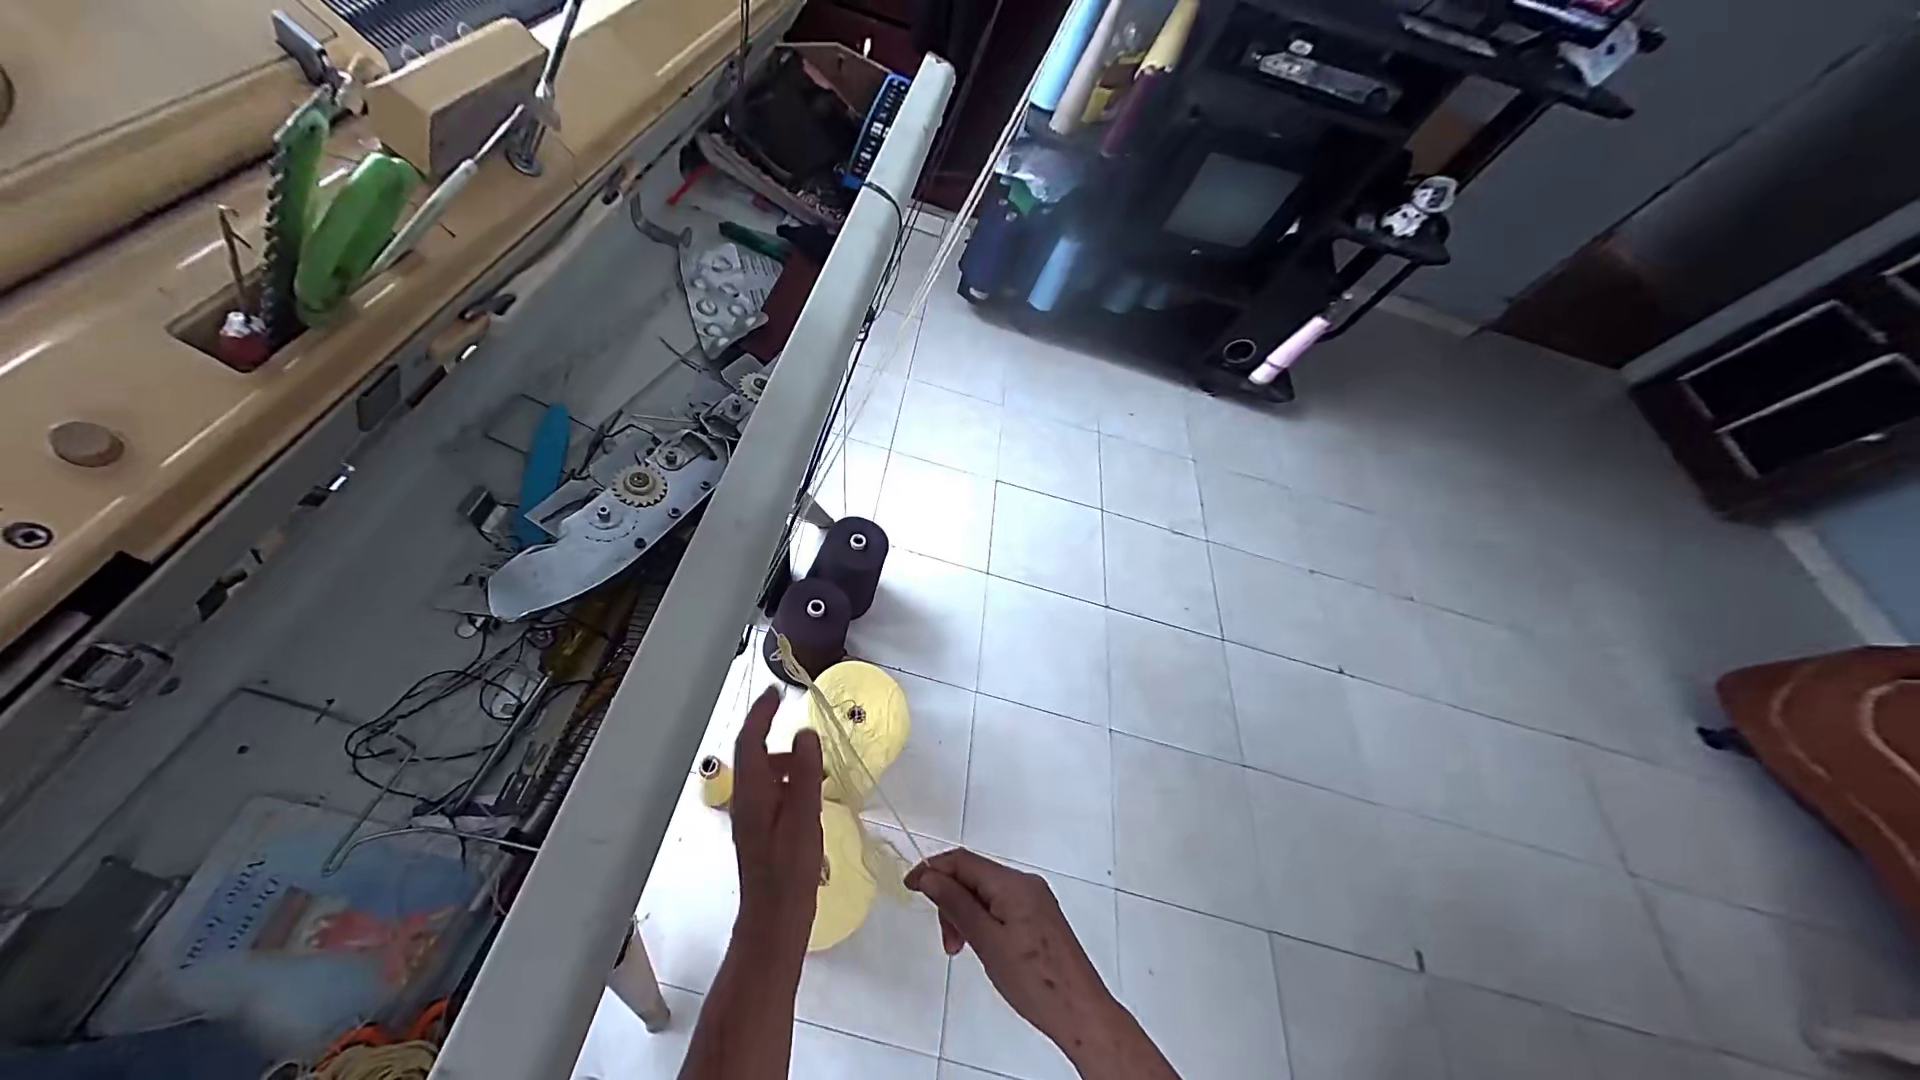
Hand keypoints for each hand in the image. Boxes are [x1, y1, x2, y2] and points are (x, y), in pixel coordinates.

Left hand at [730, 688, 823, 945]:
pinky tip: (811, 797)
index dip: (761, 713)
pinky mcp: (760, 830)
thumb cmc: (789, 872)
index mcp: (753, 793)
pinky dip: (790, 782)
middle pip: (755, 755)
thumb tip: (807, 735)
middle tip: (808, 738)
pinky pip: (772, 792)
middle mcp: (746, 801)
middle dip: (779, 739)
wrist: (774, 920)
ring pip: (765, 774)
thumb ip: (806, 773)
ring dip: (789, 763)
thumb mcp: (804, 817)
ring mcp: (751, 817)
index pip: (750, 741)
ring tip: (817, 771)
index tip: (775, 692)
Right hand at [905, 850, 1125, 1062]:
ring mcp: (1035, 899)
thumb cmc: (1034, 981)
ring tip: (962, 949)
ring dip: (965, 914)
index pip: (963, 860)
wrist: (1080, 1012)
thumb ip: (956, 905)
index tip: (910, 886)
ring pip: (986, 892)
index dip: (933, 869)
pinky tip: (981, 944)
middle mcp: (1025, 883)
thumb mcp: (987, 941)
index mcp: (1013, 883)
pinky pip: (1001, 904)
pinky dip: (983, 919)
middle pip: (974, 876)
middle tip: (948, 941)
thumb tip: (930, 876)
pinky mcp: (1039, 916)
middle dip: (951, 900)